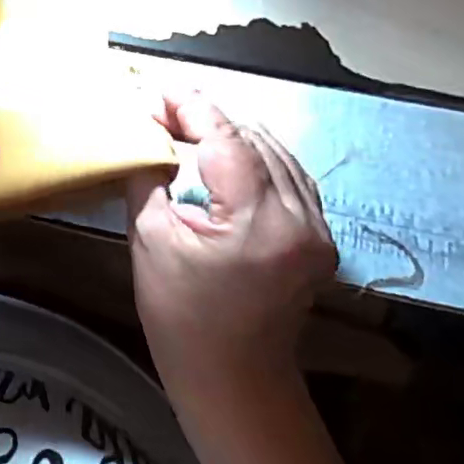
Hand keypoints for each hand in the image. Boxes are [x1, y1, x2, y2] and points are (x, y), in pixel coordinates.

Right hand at [128, 92, 337, 379]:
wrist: (230, 374)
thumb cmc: (178, 313)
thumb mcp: (150, 239)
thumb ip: (149, 178)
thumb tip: (144, 134)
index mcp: (260, 222)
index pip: (229, 142)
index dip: (194, 108)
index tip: (161, 89)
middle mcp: (302, 219)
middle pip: (258, 142)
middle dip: (210, 117)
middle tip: (164, 107)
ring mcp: (318, 230)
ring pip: (278, 156)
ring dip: (232, 135)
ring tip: (187, 124)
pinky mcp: (318, 239)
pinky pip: (287, 179)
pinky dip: (253, 158)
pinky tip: (222, 155)